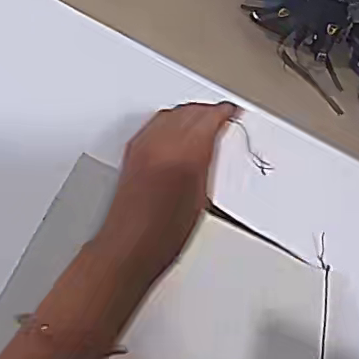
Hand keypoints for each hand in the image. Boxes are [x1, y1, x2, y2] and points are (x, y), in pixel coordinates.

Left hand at [93, 102, 238, 282]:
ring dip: (189, 113)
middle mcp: (163, 143)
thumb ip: (208, 162)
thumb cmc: (163, 235)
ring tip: (201, 120)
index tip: (230, 112)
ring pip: (172, 112)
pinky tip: (175, 128)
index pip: (210, 117)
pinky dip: (170, 120)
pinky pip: (155, 122)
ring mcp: (145, 144)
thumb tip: (213, 144)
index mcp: (187, 154)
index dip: (224, 112)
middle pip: (191, 110)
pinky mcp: (132, 149)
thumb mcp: (201, 197)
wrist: (128, 247)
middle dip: (208, 111)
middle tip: (220, 116)